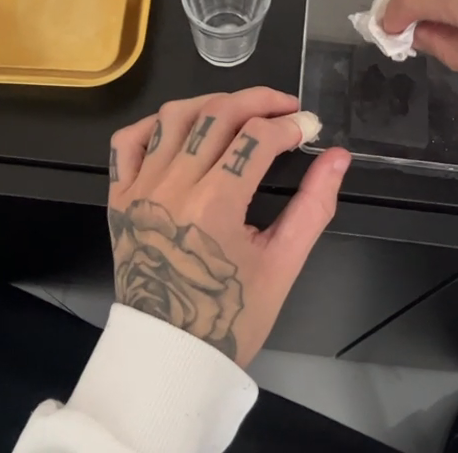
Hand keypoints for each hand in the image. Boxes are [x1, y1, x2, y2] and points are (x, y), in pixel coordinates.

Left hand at [106, 87, 350, 367]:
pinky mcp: (119, 196)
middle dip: (258, 100)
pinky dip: (155, 124)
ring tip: (240, 112)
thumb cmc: (231, 314)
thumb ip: (314, 205)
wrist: (170, 356)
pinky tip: (182, 130)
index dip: (290, 124)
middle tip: (285, 106)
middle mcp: (173, 185)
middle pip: (217, 113)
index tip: (309, 126)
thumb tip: (338, 156)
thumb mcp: (283, 264)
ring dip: (212, 103)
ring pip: (174, 115)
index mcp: (215, 205)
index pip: (257, 137)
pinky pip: (129, 140)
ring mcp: (140, 188)